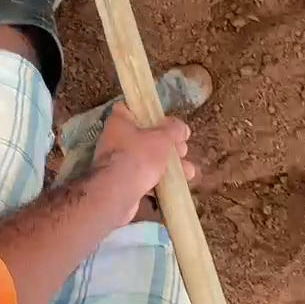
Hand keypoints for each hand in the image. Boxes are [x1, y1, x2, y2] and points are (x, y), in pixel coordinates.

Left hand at [86, 103, 196, 225]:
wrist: (117, 194)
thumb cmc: (138, 157)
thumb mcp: (161, 138)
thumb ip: (174, 130)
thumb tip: (181, 128)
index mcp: (120, 121)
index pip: (132, 108)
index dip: (150, 112)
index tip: (167, 121)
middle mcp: (116, 139)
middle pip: (147, 135)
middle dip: (169, 144)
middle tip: (182, 150)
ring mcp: (120, 161)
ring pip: (149, 158)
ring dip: (170, 164)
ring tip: (188, 171)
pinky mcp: (125, 181)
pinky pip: (146, 176)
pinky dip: (161, 178)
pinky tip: (179, 183)